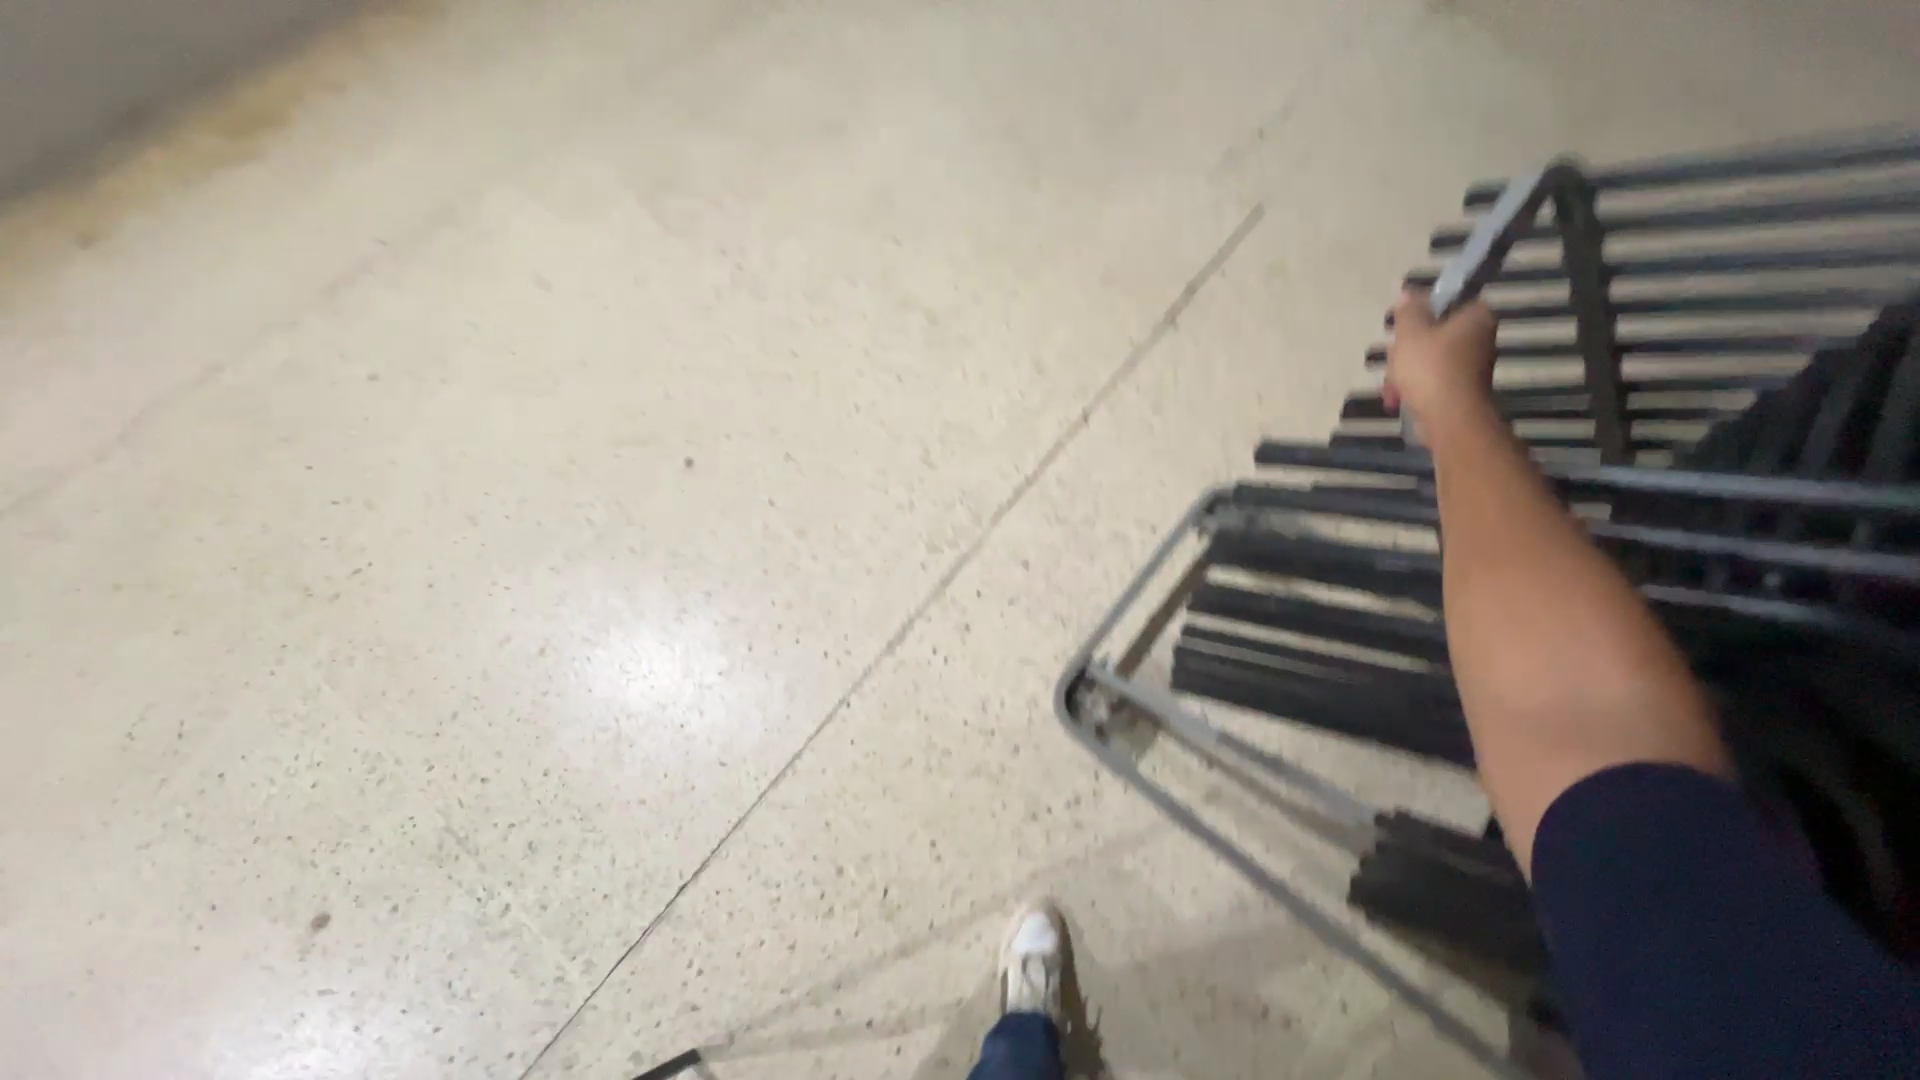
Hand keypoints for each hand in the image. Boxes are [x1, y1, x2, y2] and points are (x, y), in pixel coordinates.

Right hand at [1382, 289, 1497, 424]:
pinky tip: (1399, 399)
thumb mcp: (1410, 333)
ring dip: (1408, 371)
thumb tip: (1409, 292)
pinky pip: (1435, 381)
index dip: (1424, 312)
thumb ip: (1409, 311)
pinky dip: (1417, 387)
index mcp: (1476, 316)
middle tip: (1393, 360)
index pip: (1451, 302)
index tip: (1403, 326)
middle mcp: (1482, 338)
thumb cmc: (1429, 367)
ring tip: (1391, 387)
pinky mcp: (1464, 390)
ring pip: (1433, 360)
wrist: (1448, 416)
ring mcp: (1475, 366)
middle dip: (1410, 349)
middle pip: (1438, 334)